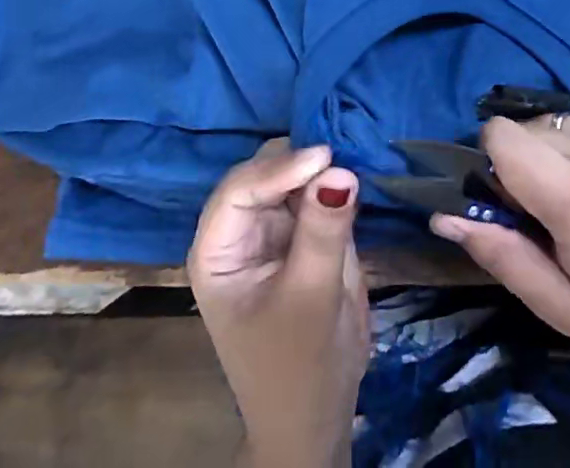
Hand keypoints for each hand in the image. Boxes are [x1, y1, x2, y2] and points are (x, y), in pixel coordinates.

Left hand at [189, 140, 366, 467]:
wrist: (318, 412)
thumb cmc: (299, 365)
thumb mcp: (311, 298)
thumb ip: (322, 233)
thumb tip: (340, 171)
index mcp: (217, 251)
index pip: (238, 191)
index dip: (279, 168)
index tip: (325, 157)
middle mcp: (239, 232)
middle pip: (262, 174)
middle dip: (298, 162)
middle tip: (342, 157)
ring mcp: (272, 232)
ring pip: (291, 178)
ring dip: (318, 169)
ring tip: (351, 160)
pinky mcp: (302, 236)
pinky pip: (315, 196)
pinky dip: (333, 184)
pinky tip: (352, 177)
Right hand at [431, 113, 569, 391]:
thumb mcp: (561, 307)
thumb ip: (500, 254)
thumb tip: (441, 217)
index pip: (499, 134)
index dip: (489, 167)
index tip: (508, 207)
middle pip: (520, 128)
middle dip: (516, 163)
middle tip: (543, 214)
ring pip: (549, 122)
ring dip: (545, 153)